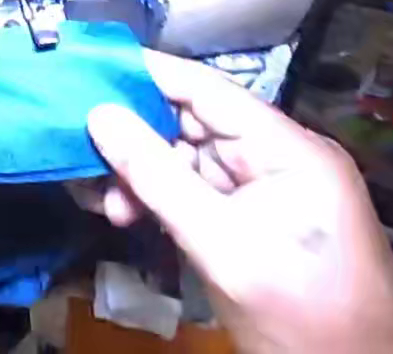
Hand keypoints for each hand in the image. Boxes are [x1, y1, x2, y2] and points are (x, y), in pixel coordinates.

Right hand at [86, 53, 392, 353]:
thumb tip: (98, 115)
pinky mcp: (253, 216)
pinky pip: (194, 188)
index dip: (147, 72)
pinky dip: (158, 197)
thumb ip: (157, 177)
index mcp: (289, 150)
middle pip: (191, 121)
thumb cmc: (306, 327)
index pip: (206, 88)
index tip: (90, 65)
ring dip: (141, 174)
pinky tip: (126, 213)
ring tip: (105, 200)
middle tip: (85, 145)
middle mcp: (278, 156)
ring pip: (185, 155)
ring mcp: (266, 187)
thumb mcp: (223, 248)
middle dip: (136, 135)